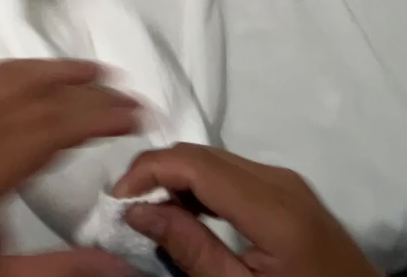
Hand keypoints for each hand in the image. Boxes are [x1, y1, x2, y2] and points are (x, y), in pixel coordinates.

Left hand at [0, 59, 141, 276]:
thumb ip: (60, 269)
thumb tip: (114, 265)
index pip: (49, 125)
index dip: (95, 115)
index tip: (133, 114)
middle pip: (36, 96)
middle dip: (88, 93)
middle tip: (131, 100)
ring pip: (10, 78)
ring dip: (54, 70)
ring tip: (93, 73)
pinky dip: (22, 71)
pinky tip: (37, 77)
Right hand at [114, 145, 380, 276]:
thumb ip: (191, 250)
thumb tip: (137, 210)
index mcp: (275, 208)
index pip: (193, 163)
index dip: (146, 172)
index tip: (116, 203)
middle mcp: (281, 180)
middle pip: (200, 155)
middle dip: (156, 175)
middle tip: (127, 211)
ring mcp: (288, 183)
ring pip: (212, 160)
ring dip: (176, 180)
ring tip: (150, 215)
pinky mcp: (289, 193)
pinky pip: (231, 173)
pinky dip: (200, 186)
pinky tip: (186, 215)